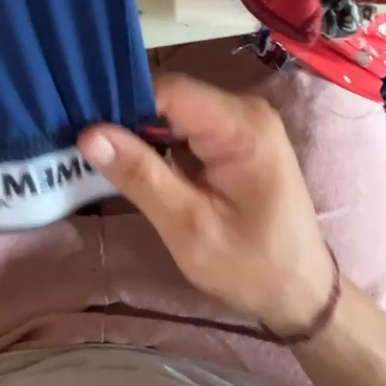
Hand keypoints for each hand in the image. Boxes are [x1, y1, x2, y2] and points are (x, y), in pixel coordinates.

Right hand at [81, 74, 338, 334]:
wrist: (302, 295)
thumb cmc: (251, 266)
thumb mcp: (189, 228)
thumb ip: (141, 176)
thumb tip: (88, 134)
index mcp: (241, 126)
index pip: (166, 89)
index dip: (122, 102)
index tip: (83, 125)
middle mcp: (243, 110)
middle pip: (167, 94)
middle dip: (126, 117)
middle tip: (85, 143)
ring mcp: (239, 120)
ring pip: (170, 107)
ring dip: (137, 129)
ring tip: (102, 152)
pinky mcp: (231, 134)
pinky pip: (181, 122)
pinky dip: (155, 138)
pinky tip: (132, 159)